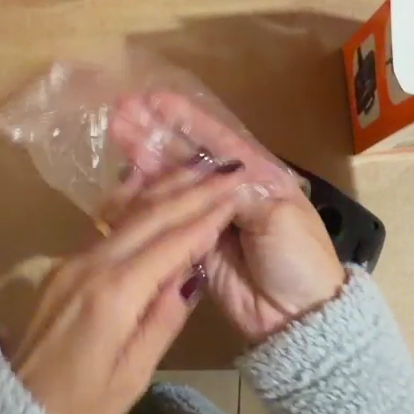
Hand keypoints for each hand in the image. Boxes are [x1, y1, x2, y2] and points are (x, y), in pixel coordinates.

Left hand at [2, 166, 250, 413]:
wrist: (11, 412)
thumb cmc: (81, 407)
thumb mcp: (134, 374)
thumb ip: (164, 318)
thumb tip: (193, 273)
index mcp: (114, 295)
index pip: (171, 244)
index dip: (206, 217)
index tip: (236, 193)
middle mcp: (92, 265)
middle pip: (151, 216)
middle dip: (193, 191)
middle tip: (229, 170)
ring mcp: (73, 260)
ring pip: (128, 213)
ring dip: (166, 188)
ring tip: (199, 167)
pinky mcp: (64, 264)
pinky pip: (109, 225)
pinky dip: (138, 202)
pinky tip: (152, 183)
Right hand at [107, 92, 346, 344]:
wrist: (299, 315)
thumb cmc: (298, 256)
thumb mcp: (277, 215)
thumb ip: (236, 191)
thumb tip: (201, 172)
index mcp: (256, 175)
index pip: (216, 139)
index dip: (184, 118)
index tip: (151, 99)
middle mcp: (228, 191)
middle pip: (186, 157)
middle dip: (154, 134)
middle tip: (118, 114)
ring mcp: (208, 219)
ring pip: (169, 185)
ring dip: (142, 162)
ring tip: (114, 138)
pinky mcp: (193, 247)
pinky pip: (164, 220)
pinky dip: (142, 203)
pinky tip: (120, 186)